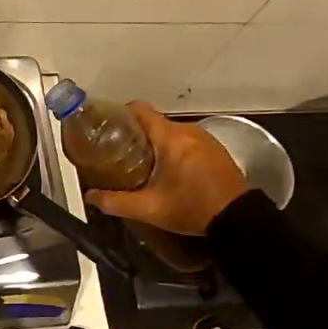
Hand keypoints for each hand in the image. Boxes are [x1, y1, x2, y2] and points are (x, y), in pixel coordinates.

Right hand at [84, 102, 248, 235]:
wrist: (237, 219)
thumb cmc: (192, 209)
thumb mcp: (150, 209)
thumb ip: (116, 202)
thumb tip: (90, 196)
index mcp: (170, 138)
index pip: (139, 109)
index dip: (120, 115)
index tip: (107, 129)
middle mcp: (188, 130)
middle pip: (153, 122)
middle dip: (134, 135)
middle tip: (118, 155)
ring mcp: (204, 137)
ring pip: (170, 132)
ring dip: (154, 144)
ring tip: (139, 165)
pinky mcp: (215, 148)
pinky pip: (186, 141)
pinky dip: (172, 150)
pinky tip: (167, 171)